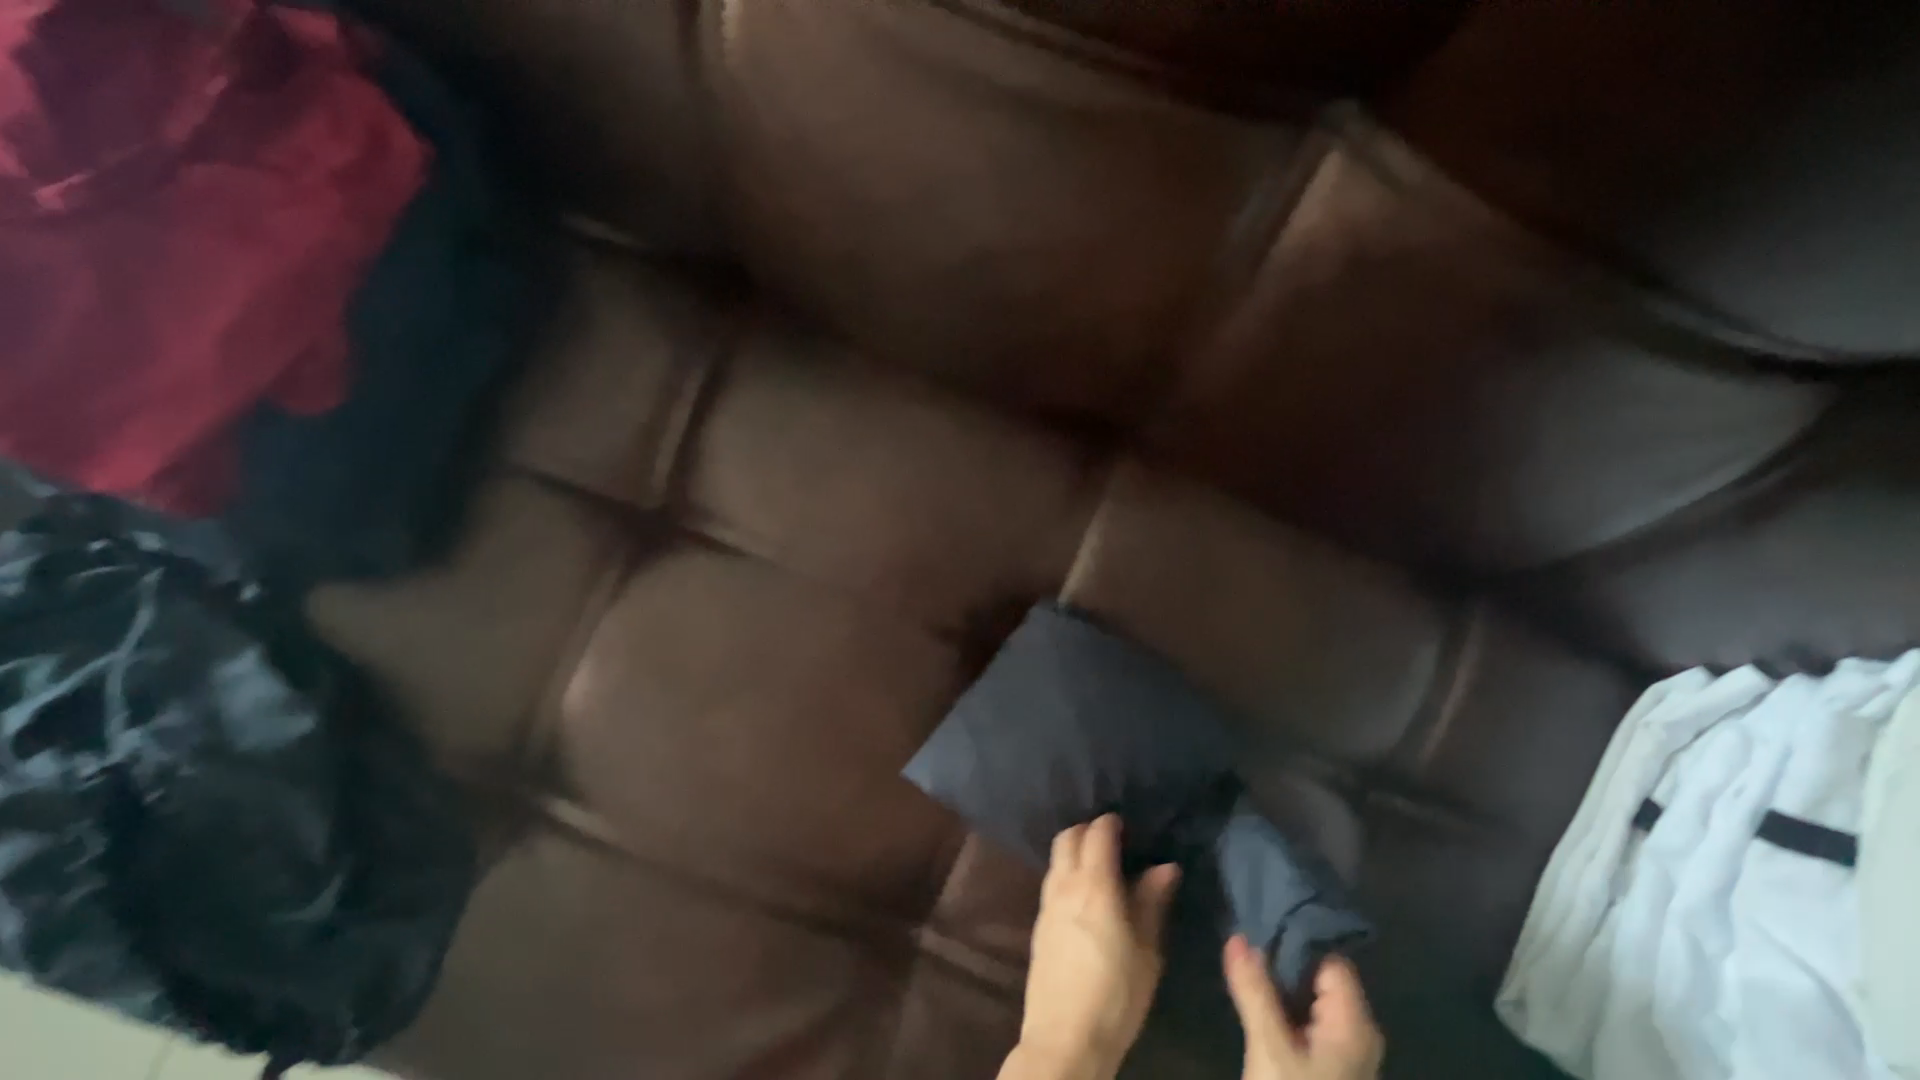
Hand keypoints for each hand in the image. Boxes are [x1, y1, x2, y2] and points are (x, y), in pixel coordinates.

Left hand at [1003, 814, 1181, 1079]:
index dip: (1112, 823)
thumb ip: (1152, 903)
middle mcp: (1064, 885)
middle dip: (1088, 830)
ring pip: (1056, 859)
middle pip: (1068, 837)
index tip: (1130, 824)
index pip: (1097, 833)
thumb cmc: (1116, 995)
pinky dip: (1066, 873)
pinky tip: (1083, 894)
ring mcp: (1045, 905)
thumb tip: (1165, 866)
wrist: (1064, 1038)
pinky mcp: (1038, 926)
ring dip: (1074, 850)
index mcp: (1094, 885)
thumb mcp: (1147, 952)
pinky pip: (1051, 881)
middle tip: (1114, 840)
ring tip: (1100, 865)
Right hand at [1225, 935, 1383, 1079]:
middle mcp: (1358, 1032)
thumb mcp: (1269, 1046)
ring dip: (1281, 982)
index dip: (1295, 938)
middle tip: (1244, 934)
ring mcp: (1345, 1051)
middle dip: (1284, 958)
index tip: (1258, 918)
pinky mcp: (1329, 1065)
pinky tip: (1257, 995)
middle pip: (1323, 977)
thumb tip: (1238, 936)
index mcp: (1355, 1023)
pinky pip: (1308, 1019)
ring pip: (1313, 999)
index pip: (1330, 959)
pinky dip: (1285, 1005)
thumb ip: (1254, 990)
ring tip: (1244, 957)